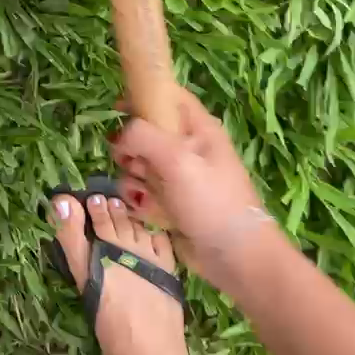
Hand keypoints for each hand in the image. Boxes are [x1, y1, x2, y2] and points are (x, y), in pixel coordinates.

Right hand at [111, 89, 286, 293]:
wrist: (237, 260)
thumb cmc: (212, 202)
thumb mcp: (177, 160)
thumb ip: (143, 136)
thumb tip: (120, 138)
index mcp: (199, 128)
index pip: (168, 95)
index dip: (142, 95)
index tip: (117, 108)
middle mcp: (188, 147)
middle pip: (145, 129)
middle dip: (132, 146)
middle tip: (135, 162)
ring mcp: (179, 175)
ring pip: (138, 160)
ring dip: (133, 176)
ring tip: (145, 192)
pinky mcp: (172, 199)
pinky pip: (142, 187)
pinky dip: (140, 197)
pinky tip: (147, 208)